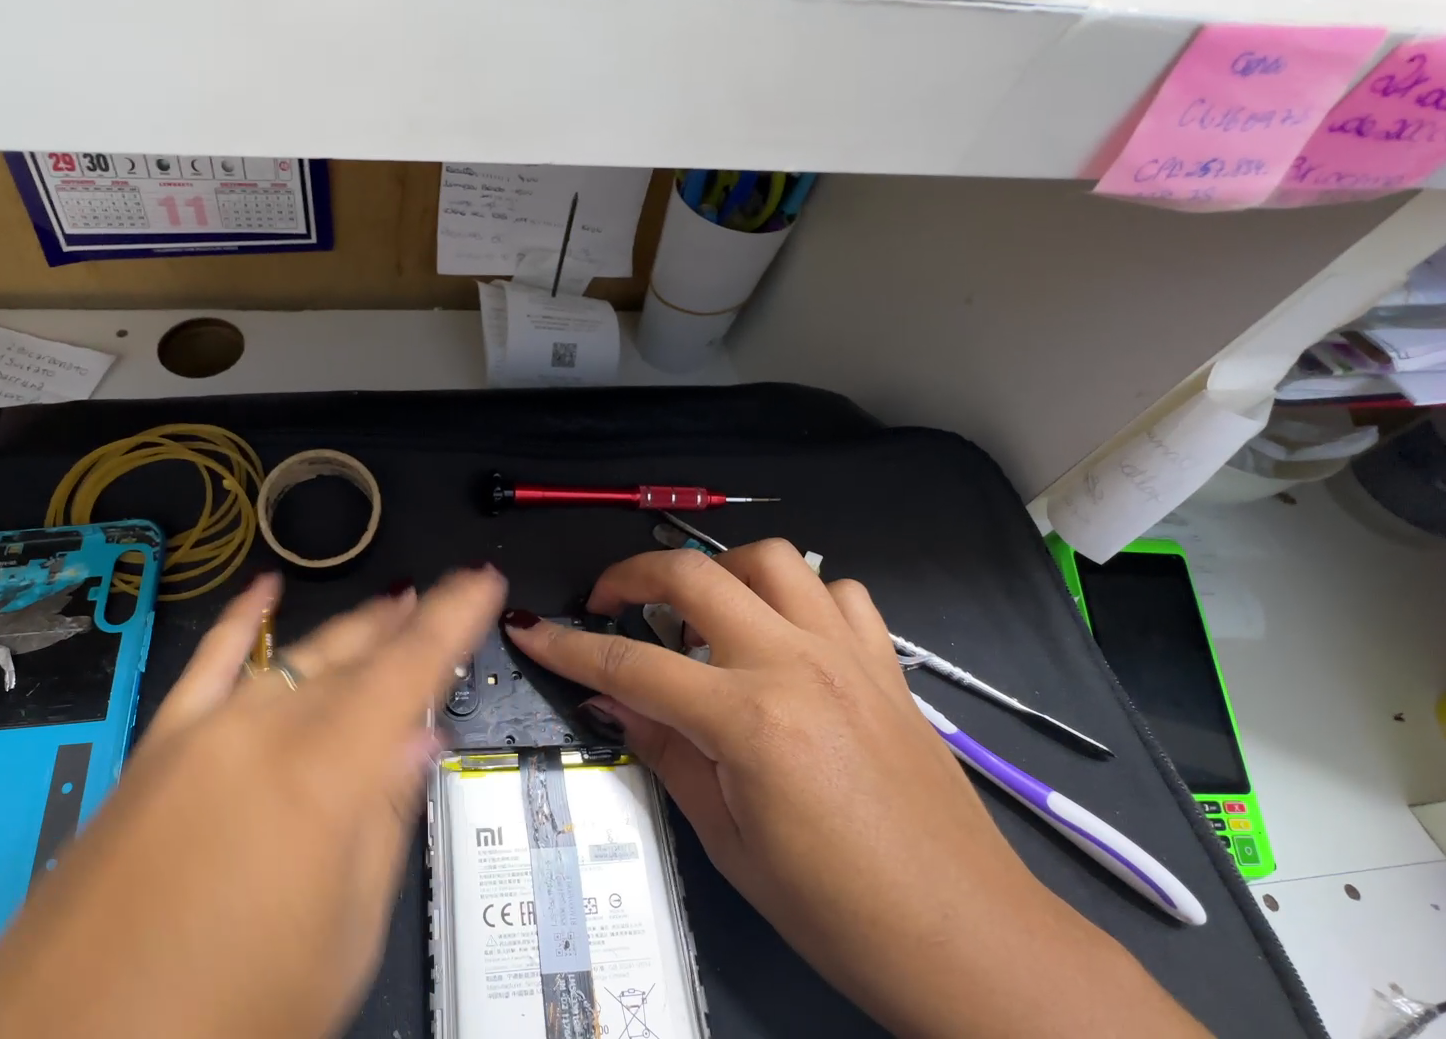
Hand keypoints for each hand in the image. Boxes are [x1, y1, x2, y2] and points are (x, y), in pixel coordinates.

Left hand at [0, 566, 506, 1038]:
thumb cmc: (232, 1012)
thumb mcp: (343, 937)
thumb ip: (382, 822)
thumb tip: (418, 740)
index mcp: (326, 773)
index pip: (407, 671)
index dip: (453, 619)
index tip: (482, 582)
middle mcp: (265, 730)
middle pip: (353, 656)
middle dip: (407, 623)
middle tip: (445, 596)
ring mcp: (203, 733)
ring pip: (294, 658)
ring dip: (349, 630)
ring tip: (392, 604)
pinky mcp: (154, 749)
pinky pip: (206, 665)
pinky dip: (239, 622)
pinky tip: (263, 590)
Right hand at [505, 543, 1205, 1038]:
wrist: (963, 936)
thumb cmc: (833, 910)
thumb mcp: (727, 840)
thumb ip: (664, 751)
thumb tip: (610, 697)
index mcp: (750, 721)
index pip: (633, 664)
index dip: (569, 647)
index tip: (532, 632)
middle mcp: (798, 665)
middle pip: (695, 577)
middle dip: (631, 574)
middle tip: (606, 602)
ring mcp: (850, 655)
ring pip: (771, 560)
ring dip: (718, 570)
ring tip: (697, 612)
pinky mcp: (886, 664)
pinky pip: (838, 592)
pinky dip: (798, 596)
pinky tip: (781, 635)